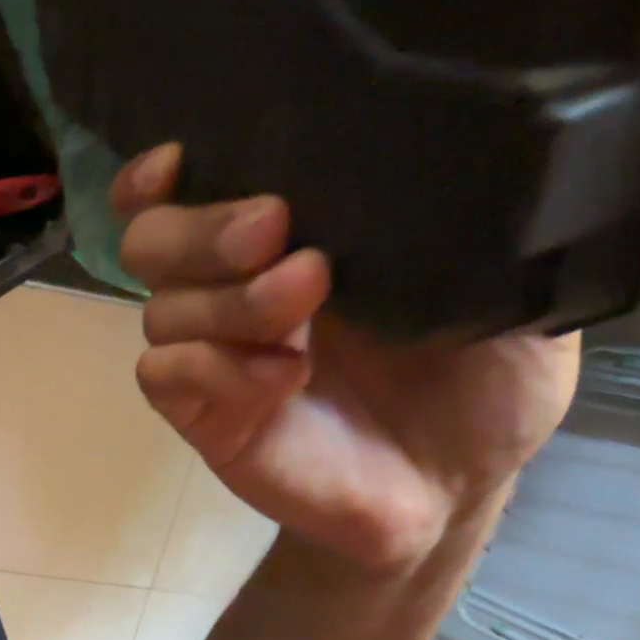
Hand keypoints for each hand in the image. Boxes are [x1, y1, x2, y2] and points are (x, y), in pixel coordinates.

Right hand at [114, 143, 580, 566]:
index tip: (179, 162)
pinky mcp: (203, 415)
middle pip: (148, 243)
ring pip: (159, 309)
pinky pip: (164, 375)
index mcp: (277, 246)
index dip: (155, 177)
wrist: (454, 487)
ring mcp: (210, 356)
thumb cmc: (471, 380)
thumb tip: (436, 151)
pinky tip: (284, 378)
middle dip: (199, 229)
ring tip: (305, 303)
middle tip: (273, 227)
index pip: (180, 198)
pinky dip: (213, 368)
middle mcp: (225, 291)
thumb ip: (452, 225)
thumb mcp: (490, 284)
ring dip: (227, 300)